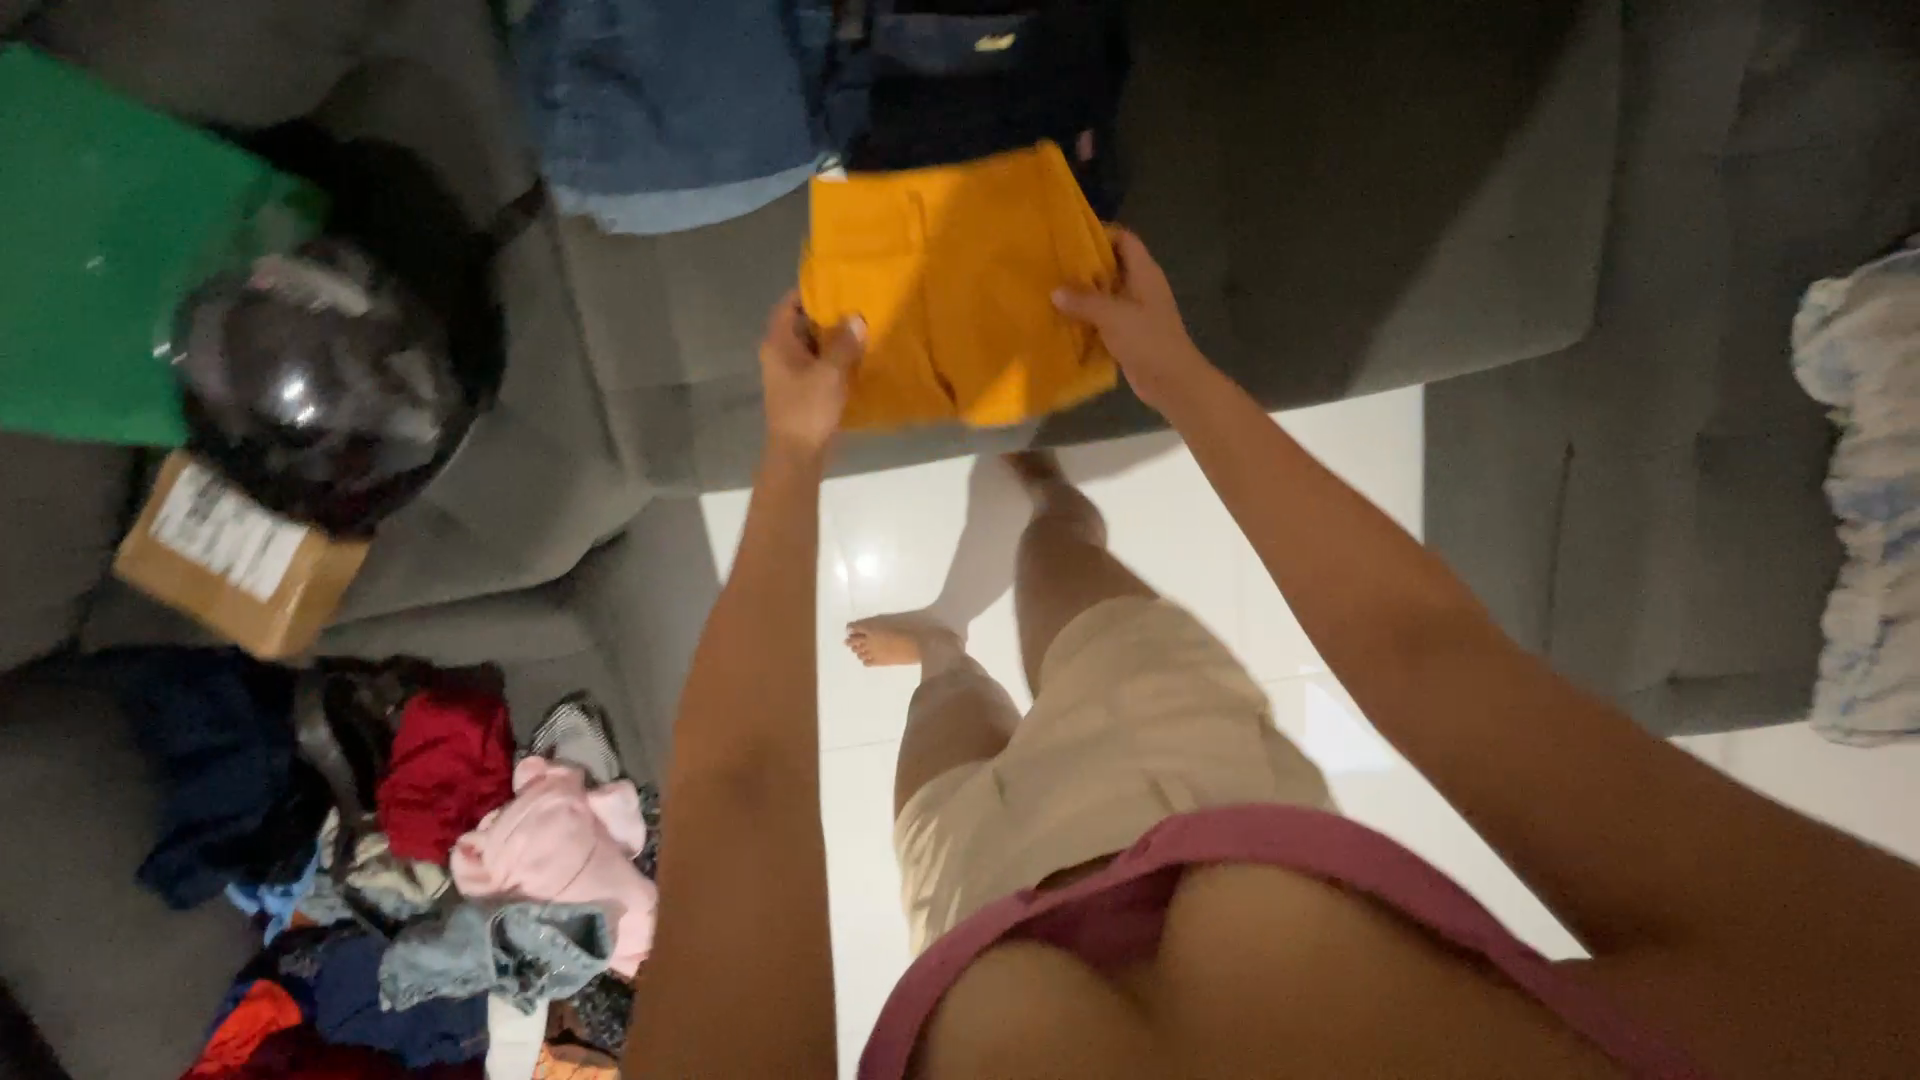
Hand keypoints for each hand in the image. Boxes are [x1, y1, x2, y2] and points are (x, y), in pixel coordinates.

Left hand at [759, 291, 864, 456]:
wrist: (798, 454)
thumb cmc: (808, 409)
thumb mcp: (830, 373)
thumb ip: (844, 343)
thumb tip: (856, 318)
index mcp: (778, 343)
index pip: (789, 304)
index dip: (811, 292)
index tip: (838, 285)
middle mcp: (779, 353)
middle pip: (803, 324)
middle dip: (828, 316)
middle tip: (858, 305)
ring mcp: (790, 373)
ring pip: (813, 346)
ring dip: (834, 340)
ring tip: (863, 329)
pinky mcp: (802, 390)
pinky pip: (819, 365)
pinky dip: (834, 360)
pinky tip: (857, 358)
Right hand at [1052, 228, 1216, 415]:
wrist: (1171, 381)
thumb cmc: (1147, 340)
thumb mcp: (1113, 316)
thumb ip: (1083, 301)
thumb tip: (1054, 292)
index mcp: (1144, 273)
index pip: (1125, 241)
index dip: (1101, 235)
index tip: (1071, 238)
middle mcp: (1141, 287)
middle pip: (1112, 266)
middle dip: (1085, 266)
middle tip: (1054, 266)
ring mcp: (1135, 312)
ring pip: (1106, 294)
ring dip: (1084, 295)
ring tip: (1053, 292)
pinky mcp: (1129, 334)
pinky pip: (1105, 319)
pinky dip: (1088, 319)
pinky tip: (1065, 321)